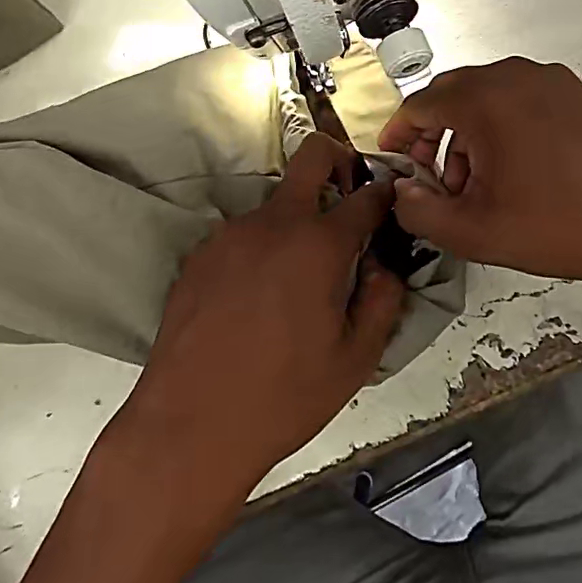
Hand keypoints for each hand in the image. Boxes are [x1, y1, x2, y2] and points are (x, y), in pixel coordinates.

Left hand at [120, 133, 406, 488]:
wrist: (188, 426)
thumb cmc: (283, 397)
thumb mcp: (356, 358)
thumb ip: (382, 299)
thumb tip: (382, 265)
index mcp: (319, 245)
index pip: (367, 196)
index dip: (387, 195)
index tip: (392, 203)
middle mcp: (274, 224)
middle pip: (313, 156)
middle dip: (341, 160)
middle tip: (350, 200)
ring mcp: (230, 235)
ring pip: (276, 204)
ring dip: (298, 223)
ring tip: (297, 282)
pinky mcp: (200, 255)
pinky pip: (244, 236)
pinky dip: (263, 250)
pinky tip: (257, 299)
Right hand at [378, 58, 581, 285]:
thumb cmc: (565, 224)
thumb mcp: (476, 231)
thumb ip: (420, 212)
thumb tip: (401, 193)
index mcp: (485, 100)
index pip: (419, 104)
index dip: (398, 135)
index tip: (394, 161)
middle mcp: (514, 77)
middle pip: (451, 96)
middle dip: (432, 138)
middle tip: (433, 181)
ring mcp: (548, 81)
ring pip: (485, 98)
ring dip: (465, 135)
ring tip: (474, 186)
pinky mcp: (572, 95)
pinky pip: (517, 101)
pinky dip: (499, 128)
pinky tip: (509, 172)